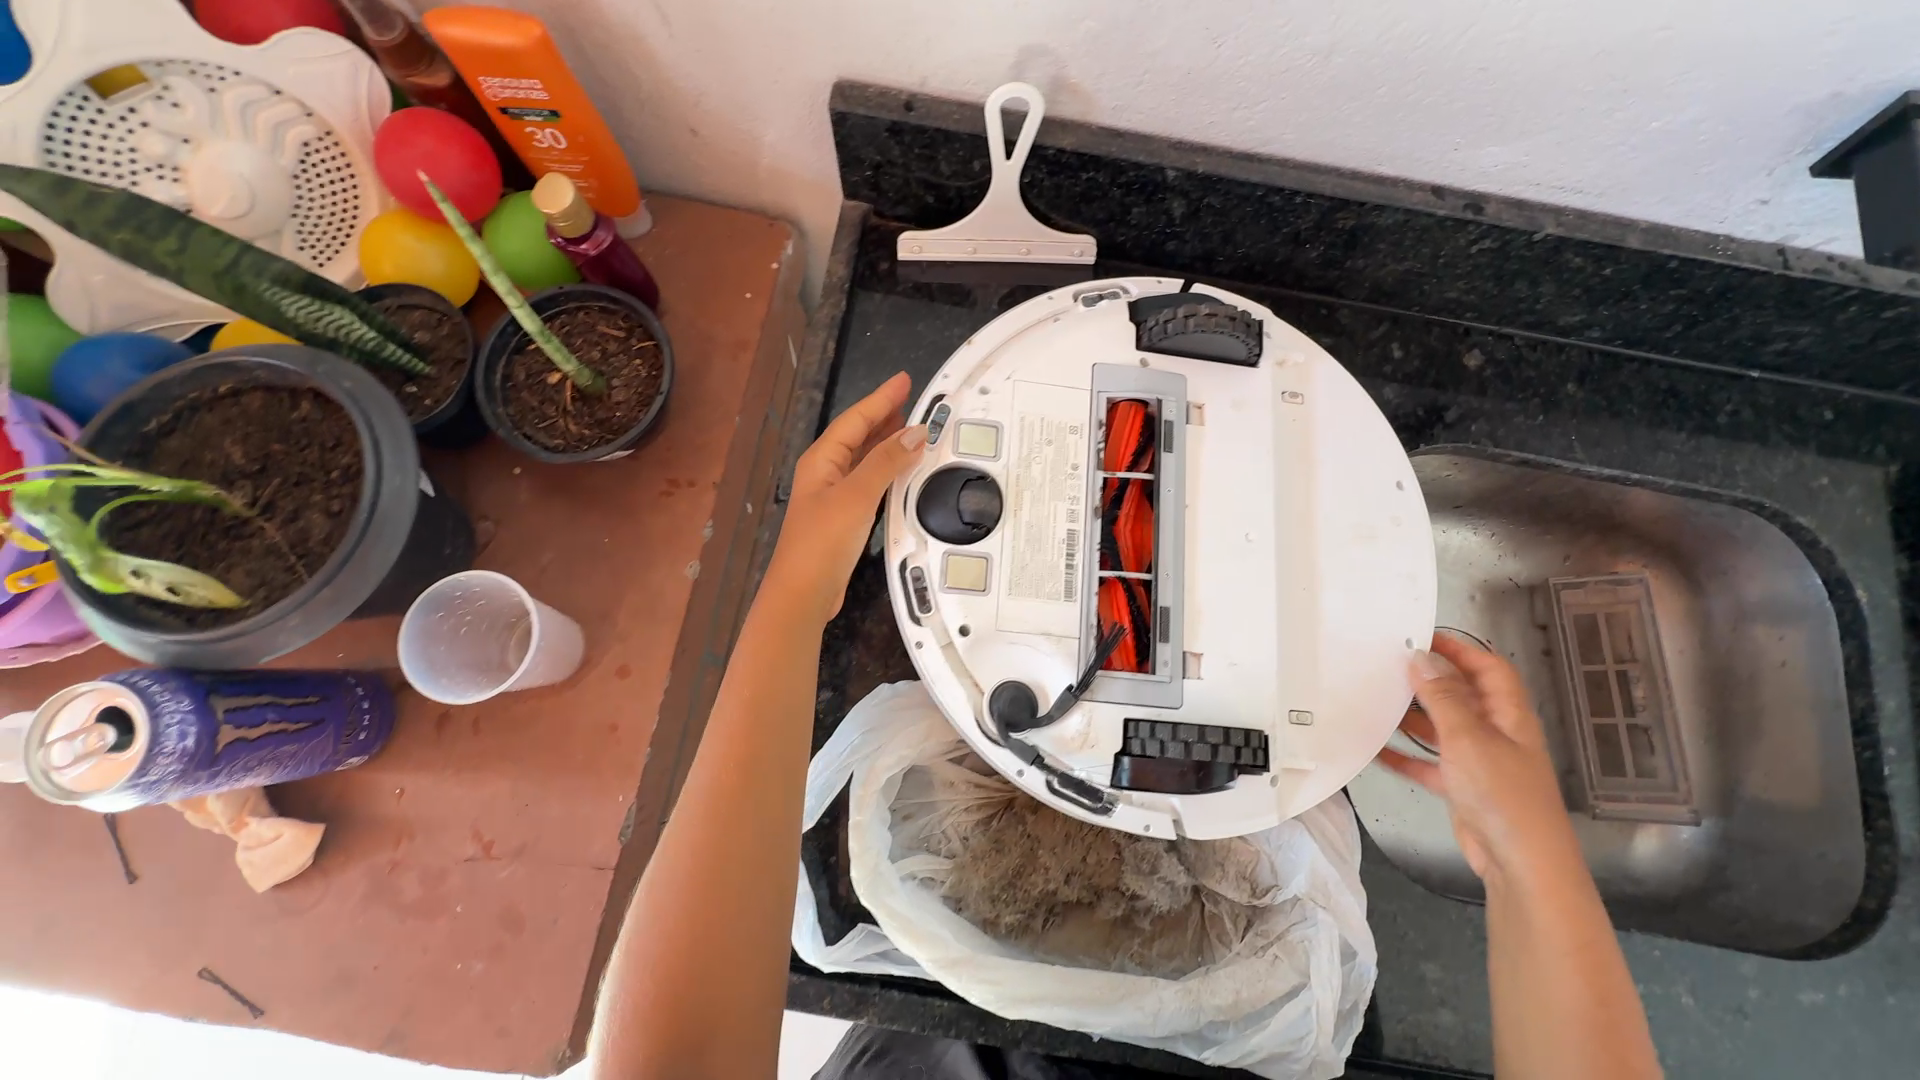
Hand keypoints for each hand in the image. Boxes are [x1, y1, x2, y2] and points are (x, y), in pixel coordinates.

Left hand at [765, 372, 924, 622]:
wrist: (804, 592)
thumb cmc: (823, 540)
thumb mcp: (857, 495)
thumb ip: (886, 462)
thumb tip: (917, 433)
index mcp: (822, 459)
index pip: (855, 419)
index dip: (881, 398)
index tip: (905, 380)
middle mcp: (825, 472)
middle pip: (857, 435)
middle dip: (884, 417)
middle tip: (913, 402)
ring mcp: (833, 496)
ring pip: (864, 459)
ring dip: (887, 443)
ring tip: (912, 430)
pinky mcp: (843, 518)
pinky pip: (869, 482)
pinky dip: (887, 471)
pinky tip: (902, 473)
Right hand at [1378, 633, 1579, 887]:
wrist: (1521, 863)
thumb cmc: (1503, 795)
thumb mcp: (1469, 738)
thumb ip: (1443, 697)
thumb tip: (1421, 658)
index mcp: (1509, 715)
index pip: (1488, 668)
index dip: (1459, 649)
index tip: (1420, 637)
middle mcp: (1497, 733)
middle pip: (1463, 695)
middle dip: (1430, 678)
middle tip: (1388, 665)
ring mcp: (1480, 762)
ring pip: (1443, 727)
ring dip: (1413, 715)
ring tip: (1376, 699)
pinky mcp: (1463, 788)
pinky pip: (1429, 763)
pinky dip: (1405, 755)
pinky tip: (1377, 750)